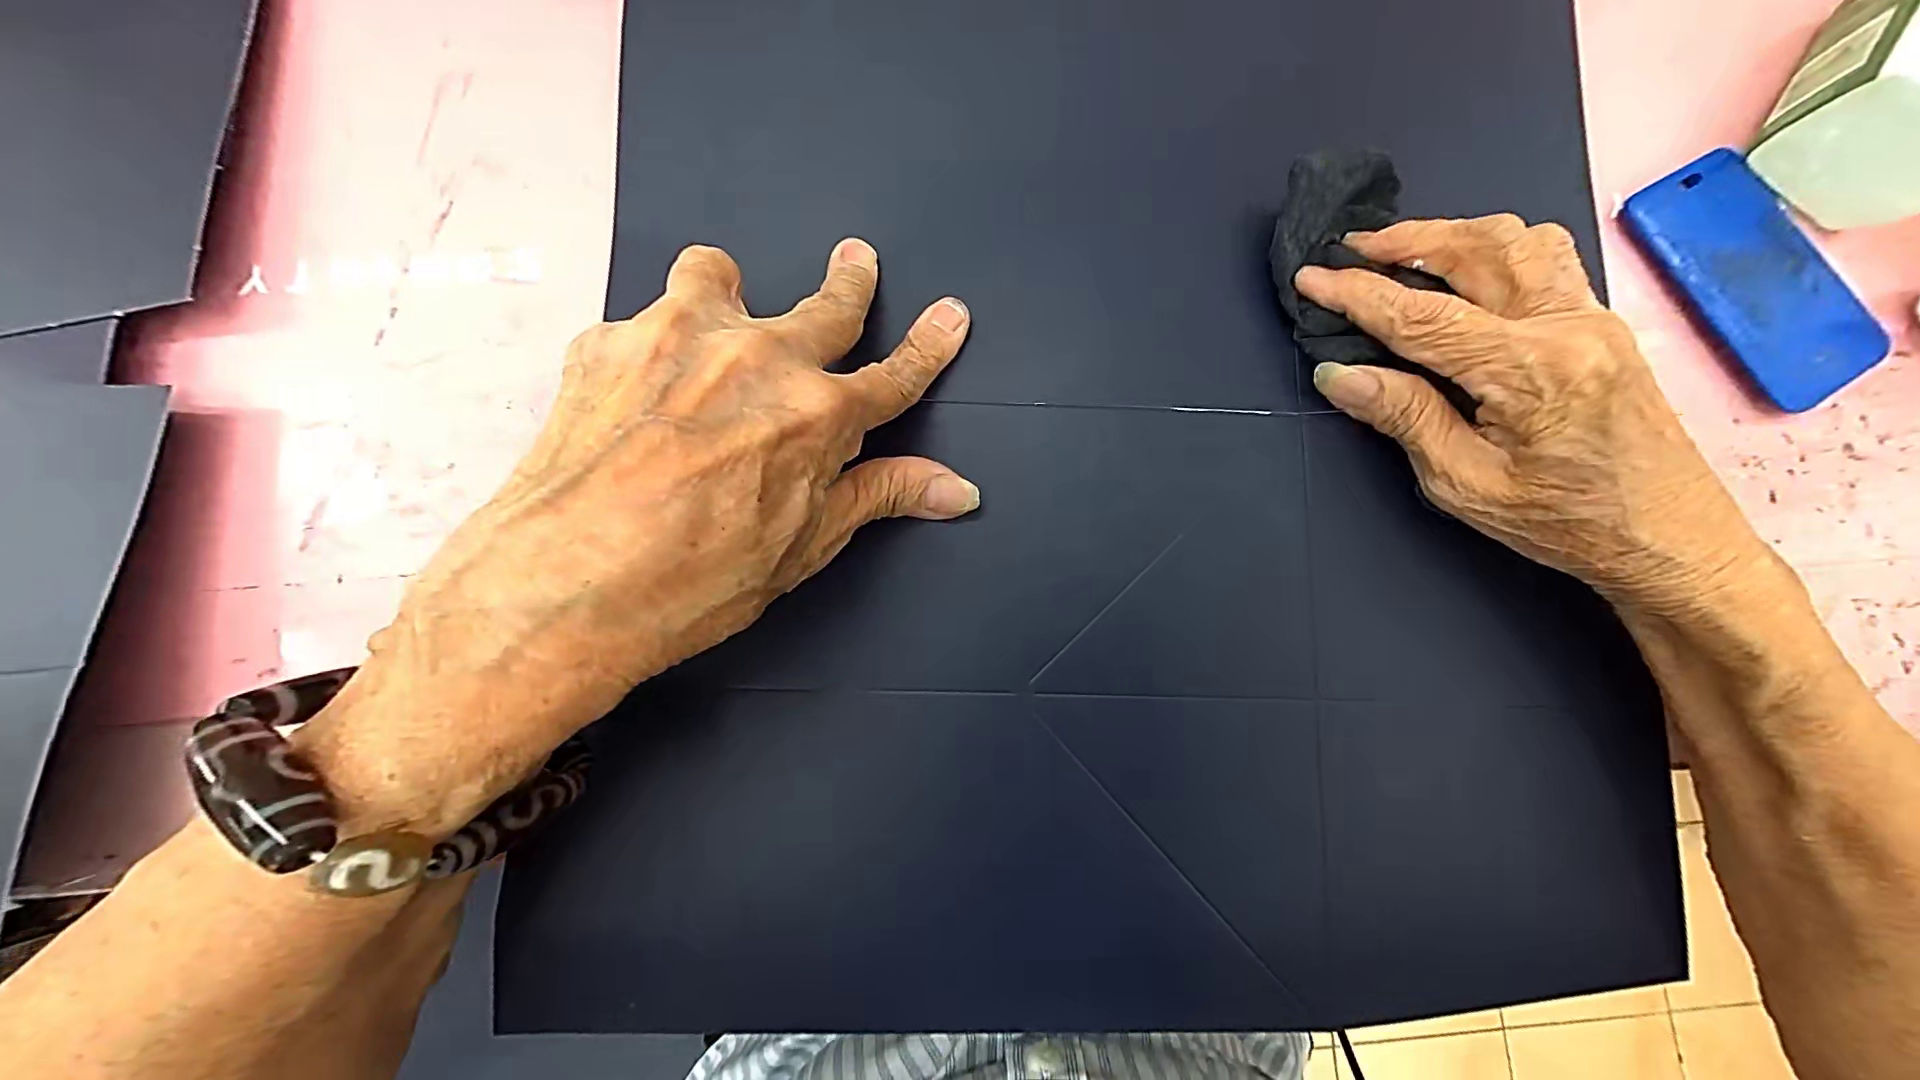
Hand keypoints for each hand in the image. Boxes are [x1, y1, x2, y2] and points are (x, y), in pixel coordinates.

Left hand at [293, 239, 978, 834]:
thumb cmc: (695, 582)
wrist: (562, 589)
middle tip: (857, 261)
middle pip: (826, 307)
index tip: (950, 316)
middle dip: (851, 283)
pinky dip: (659, 344)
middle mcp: (757, 359)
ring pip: (719, 276)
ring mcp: (679, 338)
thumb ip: (879, 496)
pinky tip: (643, 394)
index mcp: (816, 417)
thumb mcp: (804, 545)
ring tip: (719, 323)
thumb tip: (958, 491)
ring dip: (730, 294)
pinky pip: (647, 319)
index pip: (894, 376)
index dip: (928, 347)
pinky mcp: (610, 341)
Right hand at [1295, 214, 1773, 618]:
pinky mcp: (1598, 326)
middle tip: (1351, 247)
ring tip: (1400, 248)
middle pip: (1479, 250)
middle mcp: (1567, 326)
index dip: (1357, 295)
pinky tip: (1463, 268)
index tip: (1312, 279)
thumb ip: (1404, 417)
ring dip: (1452, 234)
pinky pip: (1545, 260)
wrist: (1666, 535)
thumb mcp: (1462, 481)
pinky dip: (1491, 249)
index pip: (1422, 318)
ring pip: (1520, 241)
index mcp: (1529, 370)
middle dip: (1407, 240)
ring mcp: (1591, 319)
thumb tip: (1341, 375)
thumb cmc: (1561, 520)